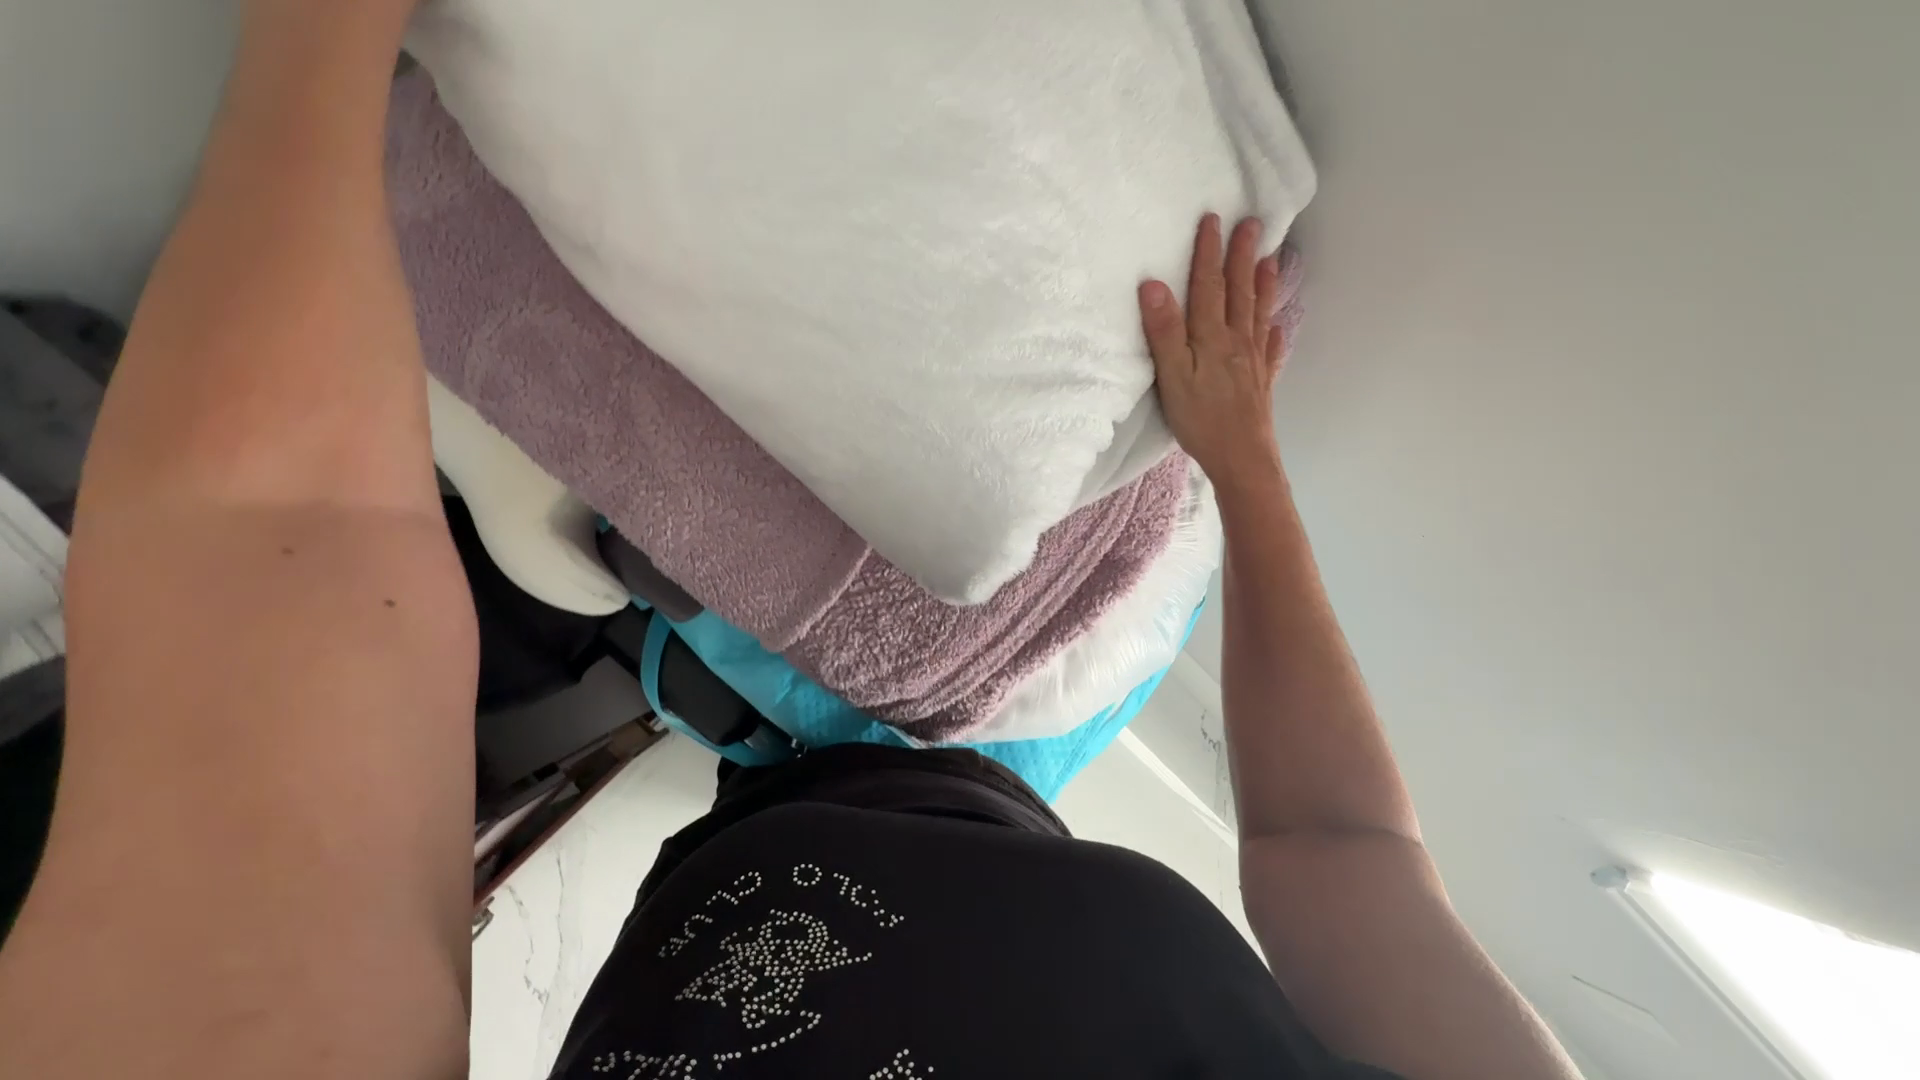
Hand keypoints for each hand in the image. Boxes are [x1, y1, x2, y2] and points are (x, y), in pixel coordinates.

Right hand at [1140, 214, 1287, 490]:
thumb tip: (1154, 284)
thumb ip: (1164, 331)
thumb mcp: (1173, 375)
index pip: (1208, 286)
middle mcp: (1237, 342)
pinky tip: (1276, 327)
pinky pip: (1270, 350)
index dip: (1208, 252)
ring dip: (1262, 285)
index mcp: (1212, 337)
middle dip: (1241, 257)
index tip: (1213, 219)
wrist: (1242, 458)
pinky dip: (1273, 333)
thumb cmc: (1201, 420)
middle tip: (1251, 224)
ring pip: (1258, 314)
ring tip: (1270, 259)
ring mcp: (1253, 363)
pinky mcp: (1261, 385)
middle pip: (1239, 292)